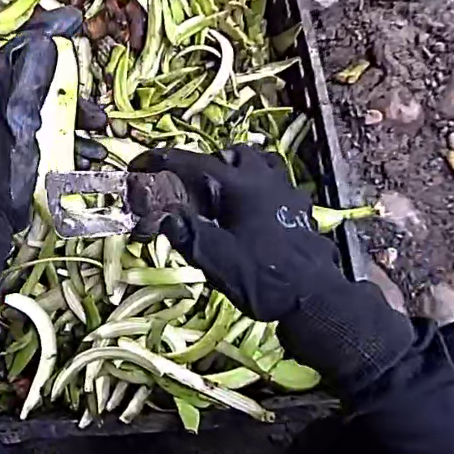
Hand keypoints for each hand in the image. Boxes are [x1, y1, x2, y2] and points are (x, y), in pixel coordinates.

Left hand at [0, 7, 81, 232]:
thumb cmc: (2, 174)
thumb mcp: (19, 123)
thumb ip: (30, 83)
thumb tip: (44, 41)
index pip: (20, 46)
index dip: (46, 28)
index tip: (74, 18)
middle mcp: (0, 103)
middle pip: (41, 76)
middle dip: (73, 88)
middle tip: (94, 109)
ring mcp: (10, 125)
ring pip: (51, 105)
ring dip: (79, 115)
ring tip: (98, 132)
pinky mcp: (21, 145)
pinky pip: (52, 131)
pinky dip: (73, 138)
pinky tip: (90, 153)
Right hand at [130, 146, 343, 322]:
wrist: (313, 299)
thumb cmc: (261, 276)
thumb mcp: (213, 257)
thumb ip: (185, 231)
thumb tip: (164, 215)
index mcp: (239, 185)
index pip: (193, 162)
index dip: (163, 160)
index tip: (141, 164)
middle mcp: (264, 180)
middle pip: (231, 154)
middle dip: (207, 163)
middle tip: (190, 186)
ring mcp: (287, 192)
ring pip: (258, 164)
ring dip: (237, 171)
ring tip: (221, 192)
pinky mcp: (299, 209)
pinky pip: (274, 184)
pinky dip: (256, 188)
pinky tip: (249, 213)